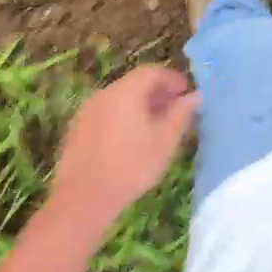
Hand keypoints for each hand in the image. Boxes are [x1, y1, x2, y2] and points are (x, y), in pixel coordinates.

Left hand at [49, 65, 199, 223]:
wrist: (84, 198)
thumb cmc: (132, 166)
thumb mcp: (165, 140)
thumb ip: (181, 113)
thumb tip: (194, 96)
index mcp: (125, 92)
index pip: (152, 72)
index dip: (173, 79)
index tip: (187, 94)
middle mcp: (103, 95)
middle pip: (134, 84)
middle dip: (158, 93)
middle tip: (176, 111)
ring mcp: (86, 112)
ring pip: (120, 99)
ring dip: (141, 106)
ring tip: (157, 127)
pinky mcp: (77, 130)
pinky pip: (107, 113)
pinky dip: (124, 117)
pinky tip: (133, 140)